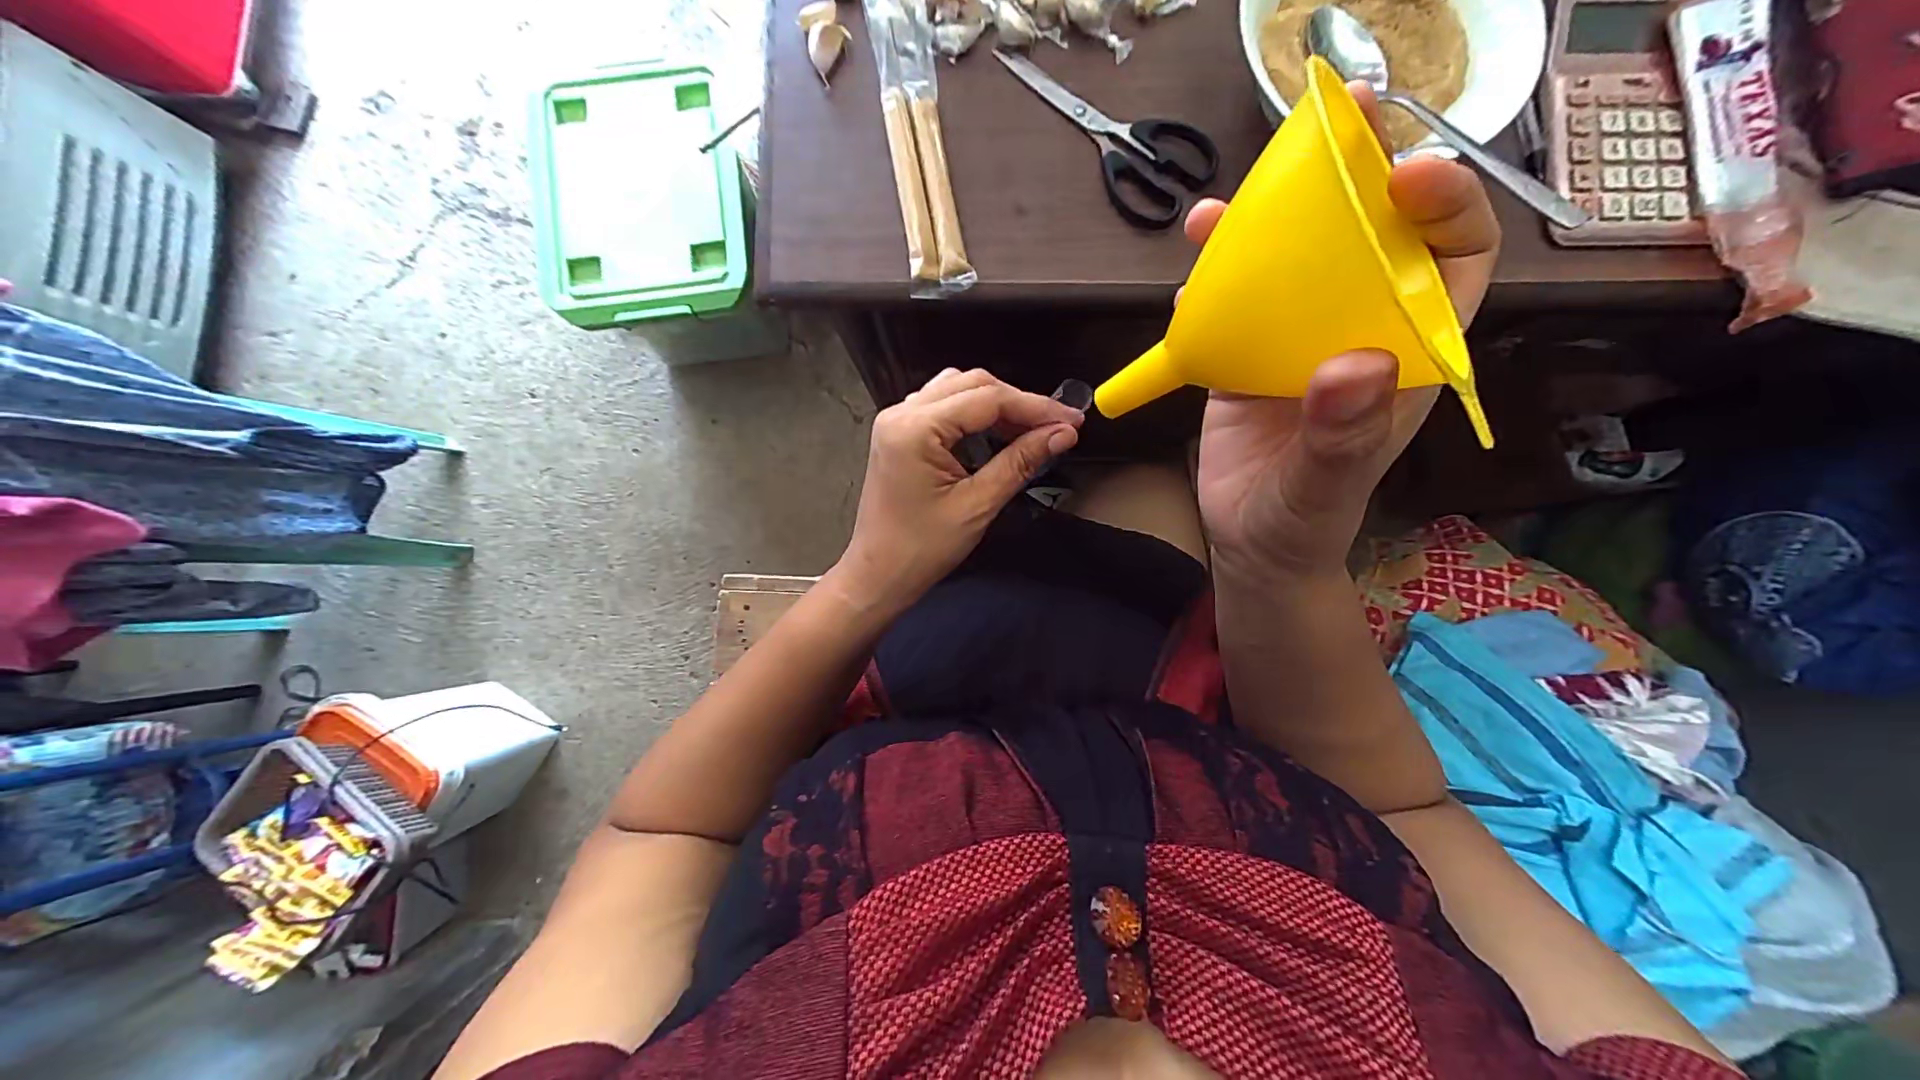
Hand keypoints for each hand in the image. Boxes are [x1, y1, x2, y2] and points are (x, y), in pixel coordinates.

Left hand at [833, 368, 1082, 611]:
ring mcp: (897, 422)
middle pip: (973, 384)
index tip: (1071, 421)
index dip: (1036, 407)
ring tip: (1031, 430)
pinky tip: (998, 433)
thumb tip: (1061, 434)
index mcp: (914, 429)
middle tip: (1057, 426)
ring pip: (958, 389)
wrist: (879, 575)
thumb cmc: (920, 549)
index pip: (988, 399)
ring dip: (997, 405)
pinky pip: (943, 406)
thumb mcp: (978, 505)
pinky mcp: (900, 434)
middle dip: (1019, 402)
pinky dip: (975, 414)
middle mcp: (901, 414)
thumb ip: (1020, 462)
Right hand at [1193, 82, 1499, 581]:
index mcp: (1407, 352)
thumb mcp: (1327, 486)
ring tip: (1221, 208)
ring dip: (1265, 225)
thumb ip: (1343, 435)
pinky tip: (1192, 260)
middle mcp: (1359, 331)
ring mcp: (1299, 340)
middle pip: (1369, 238)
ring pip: (1296, 262)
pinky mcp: (1247, 354)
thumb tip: (1352, 364)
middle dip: (1350, 182)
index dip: (1446, 207)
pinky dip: (1213, 276)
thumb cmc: (1303, 520)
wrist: (1252, 543)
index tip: (1407, 174)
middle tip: (1325, 133)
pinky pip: (1236, 301)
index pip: (1453, 259)